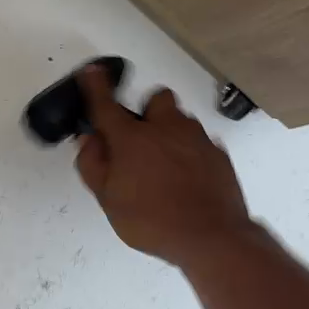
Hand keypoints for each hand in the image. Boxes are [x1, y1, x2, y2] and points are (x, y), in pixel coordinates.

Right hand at [73, 66, 255, 268]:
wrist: (210, 236)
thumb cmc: (151, 220)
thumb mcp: (108, 200)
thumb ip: (93, 165)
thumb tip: (89, 141)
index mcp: (132, 139)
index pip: (106, 105)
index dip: (95, 87)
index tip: (91, 73)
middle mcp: (166, 129)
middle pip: (157, 98)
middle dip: (147, 111)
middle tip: (140, 140)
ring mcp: (197, 138)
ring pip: (181, 120)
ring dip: (169, 132)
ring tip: (163, 167)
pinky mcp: (218, 153)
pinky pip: (199, 142)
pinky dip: (189, 152)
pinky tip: (184, 180)